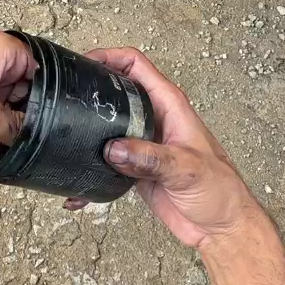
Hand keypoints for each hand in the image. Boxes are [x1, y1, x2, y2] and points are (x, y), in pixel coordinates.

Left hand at [0, 31, 35, 168]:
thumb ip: (17, 126)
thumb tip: (34, 135)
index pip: (35, 61)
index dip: (48, 86)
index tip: (59, 110)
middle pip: (22, 85)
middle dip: (30, 108)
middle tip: (44, 133)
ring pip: (5, 105)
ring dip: (12, 125)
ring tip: (26, 144)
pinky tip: (6, 152)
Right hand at [75, 48, 262, 248]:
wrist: (222, 228)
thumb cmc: (219, 190)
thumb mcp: (186, 169)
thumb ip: (150, 158)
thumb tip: (112, 149)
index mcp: (169, 105)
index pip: (136, 65)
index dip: (110, 56)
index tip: (84, 61)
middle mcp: (153, 118)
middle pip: (116, 90)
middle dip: (91, 88)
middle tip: (64, 94)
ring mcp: (142, 143)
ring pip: (107, 124)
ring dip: (87, 129)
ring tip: (61, 133)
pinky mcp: (134, 168)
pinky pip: (106, 161)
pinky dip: (90, 171)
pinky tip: (76, 188)